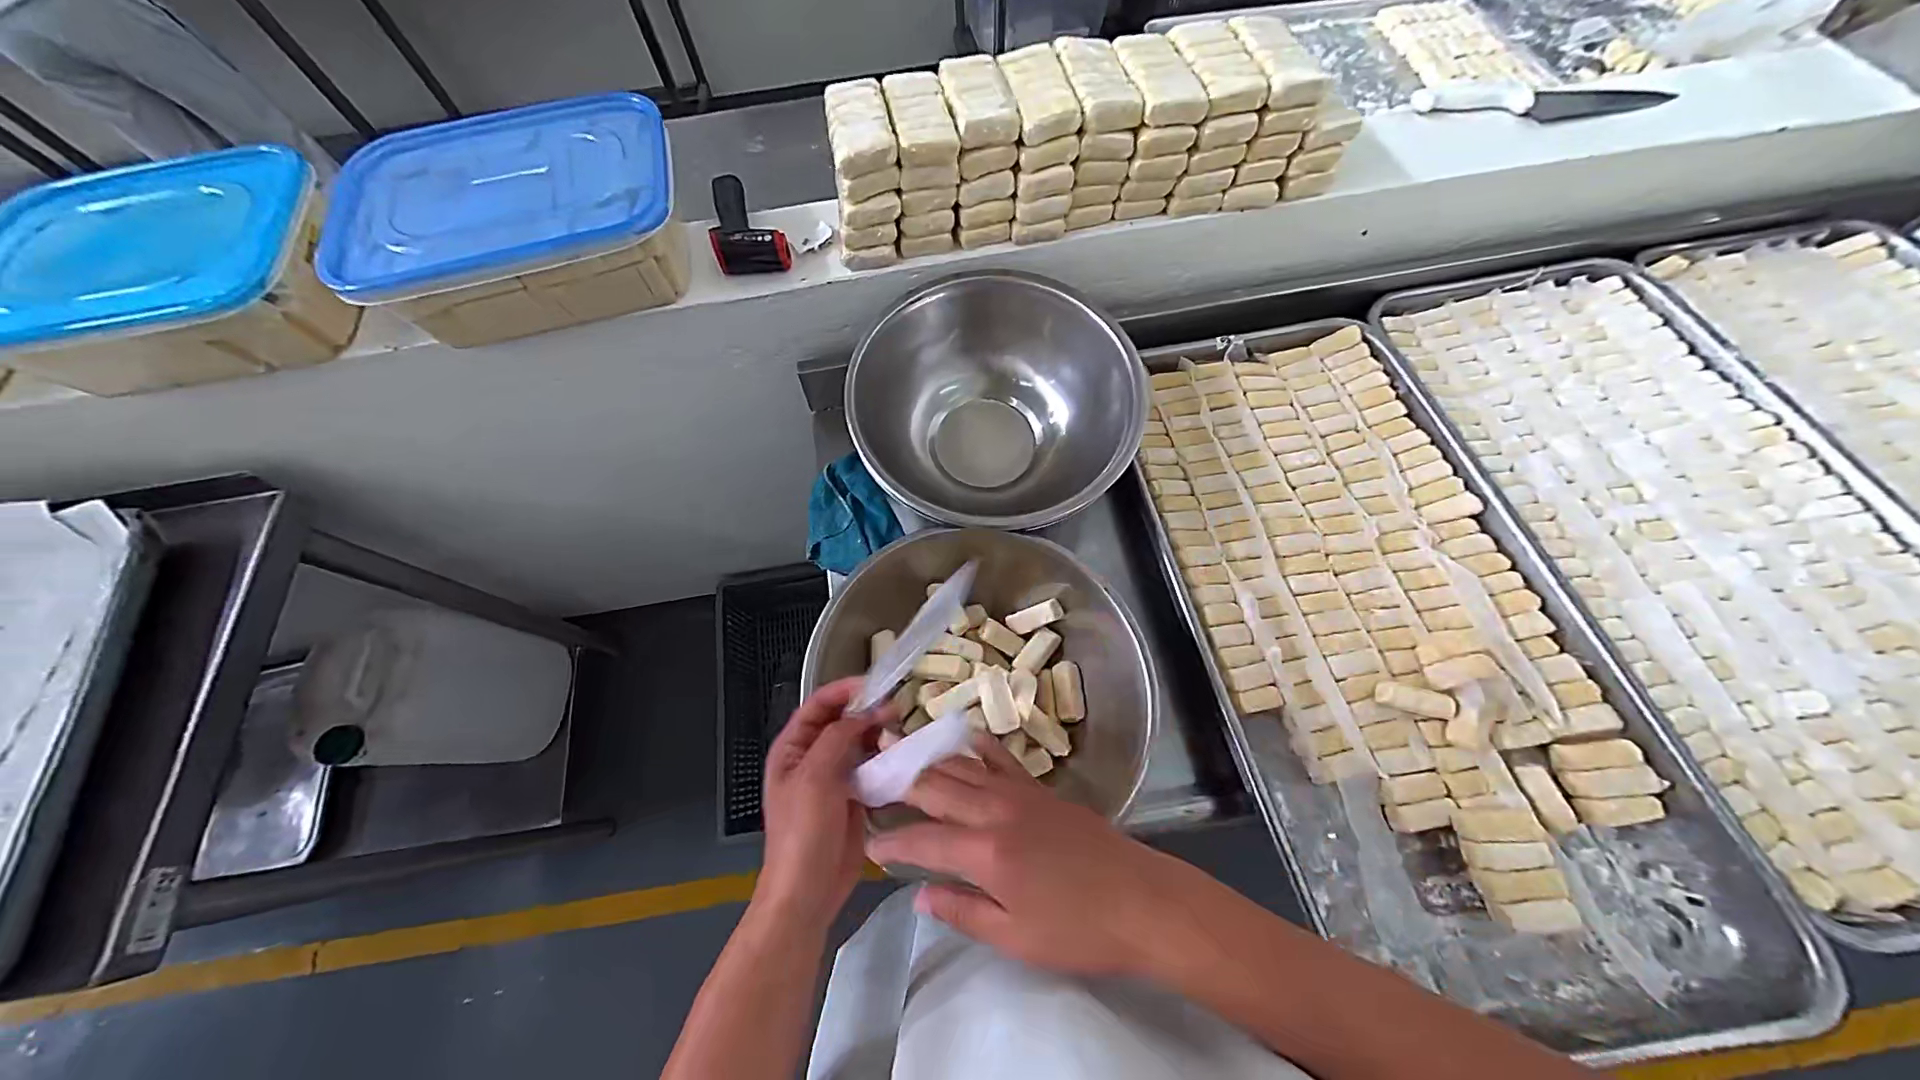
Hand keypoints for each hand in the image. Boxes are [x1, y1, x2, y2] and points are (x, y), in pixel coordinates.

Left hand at [755, 677, 886, 932]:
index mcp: (792, 748)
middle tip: (899, 706)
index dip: (845, 690)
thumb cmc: (803, 832)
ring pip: (860, 743)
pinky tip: (905, 755)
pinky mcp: (854, 797)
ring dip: (880, 733)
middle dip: (868, 710)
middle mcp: (812, 758)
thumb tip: (867, 711)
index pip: (819, 705)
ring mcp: (834, 778)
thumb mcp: (815, 776)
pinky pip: (872, 769)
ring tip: (905, 727)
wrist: (808, 891)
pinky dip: (887, 759)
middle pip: (842, 721)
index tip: (876, 684)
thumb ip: (839, 737)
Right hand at [865, 735, 1211, 977]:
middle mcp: (996, 810)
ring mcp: (1020, 792)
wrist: (1142, 901)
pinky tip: (961, 739)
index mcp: (985, 851)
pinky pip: (1000, 758)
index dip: (893, 842)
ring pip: (962, 766)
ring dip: (928, 759)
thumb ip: (961, 910)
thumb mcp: (1014, 937)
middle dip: (899, 781)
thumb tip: (919, 893)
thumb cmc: (1077, 930)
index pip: (923, 840)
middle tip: (869, 775)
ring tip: (899, 748)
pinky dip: (975, 747)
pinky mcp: (1040, 788)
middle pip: (936, 787)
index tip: (871, 844)